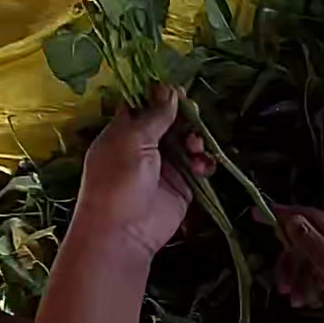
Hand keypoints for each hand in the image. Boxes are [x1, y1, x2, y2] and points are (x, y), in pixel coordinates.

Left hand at [75, 84, 214, 259]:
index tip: (178, 90)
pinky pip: (198, 168)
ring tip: (195, 147)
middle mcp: (144, 147)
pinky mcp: (182, 186)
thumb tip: (169, 90)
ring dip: (195, 140)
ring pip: (187, 143)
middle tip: (194, 115)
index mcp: (124, 131)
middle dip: (184, 118)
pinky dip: (204, 163)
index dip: (160, 96)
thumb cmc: (119, 181)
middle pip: (170, 123)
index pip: (143, 106)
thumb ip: (155, 116)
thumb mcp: (133, 140)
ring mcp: (165, 167)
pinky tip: (203, 165)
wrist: (123, 232)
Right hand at [275, 206, 323, 322]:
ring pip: (312, 262)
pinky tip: (307, 303)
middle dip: (291, 260)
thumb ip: (315, 246)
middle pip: (308, 242)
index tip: (258, 213)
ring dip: (299, 278)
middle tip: (282, 283)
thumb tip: (293, 220)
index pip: (311, 217)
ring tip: (296, 301)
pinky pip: (320, 278)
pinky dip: (310, 288)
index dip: (285, 215)